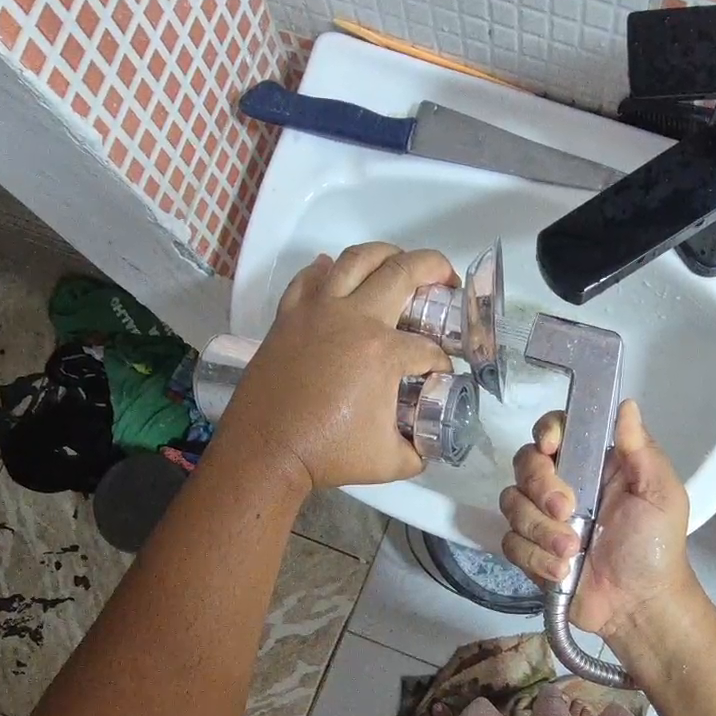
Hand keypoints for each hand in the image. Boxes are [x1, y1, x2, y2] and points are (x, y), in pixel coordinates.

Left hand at [216, 242, 454, 488]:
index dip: (442, 361)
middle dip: (434, 269)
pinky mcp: (289, 315)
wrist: (268, 450)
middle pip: (403, 273)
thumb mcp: (392, 461)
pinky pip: (310, 278)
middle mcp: (354, 318)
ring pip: (356, 259)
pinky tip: (337, 274)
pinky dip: (328, 270)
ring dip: (386, 254)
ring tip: (399, 263)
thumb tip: (429, 442)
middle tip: (447, 280)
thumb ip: (419, 449)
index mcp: (384, 352)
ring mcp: (318, 310)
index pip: (428, 348)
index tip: (440, 374)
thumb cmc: (331, 454)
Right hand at [499, 400, 695, 639]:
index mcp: (594, 464)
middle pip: (525, 463)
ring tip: (572, 552)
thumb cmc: (656, 547)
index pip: (557, 430)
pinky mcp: (529, 551)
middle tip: (568, 510)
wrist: (639, 606)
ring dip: (541, 530)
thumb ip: (641, 449)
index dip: (547, 432)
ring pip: (512, 503)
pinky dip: (535, 557)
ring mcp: (542, 518)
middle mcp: (563, 484)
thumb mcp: (661, 494)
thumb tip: (625, 405)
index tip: (551, 447)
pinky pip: (510, 541)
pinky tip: (562, 571)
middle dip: (541, 486)